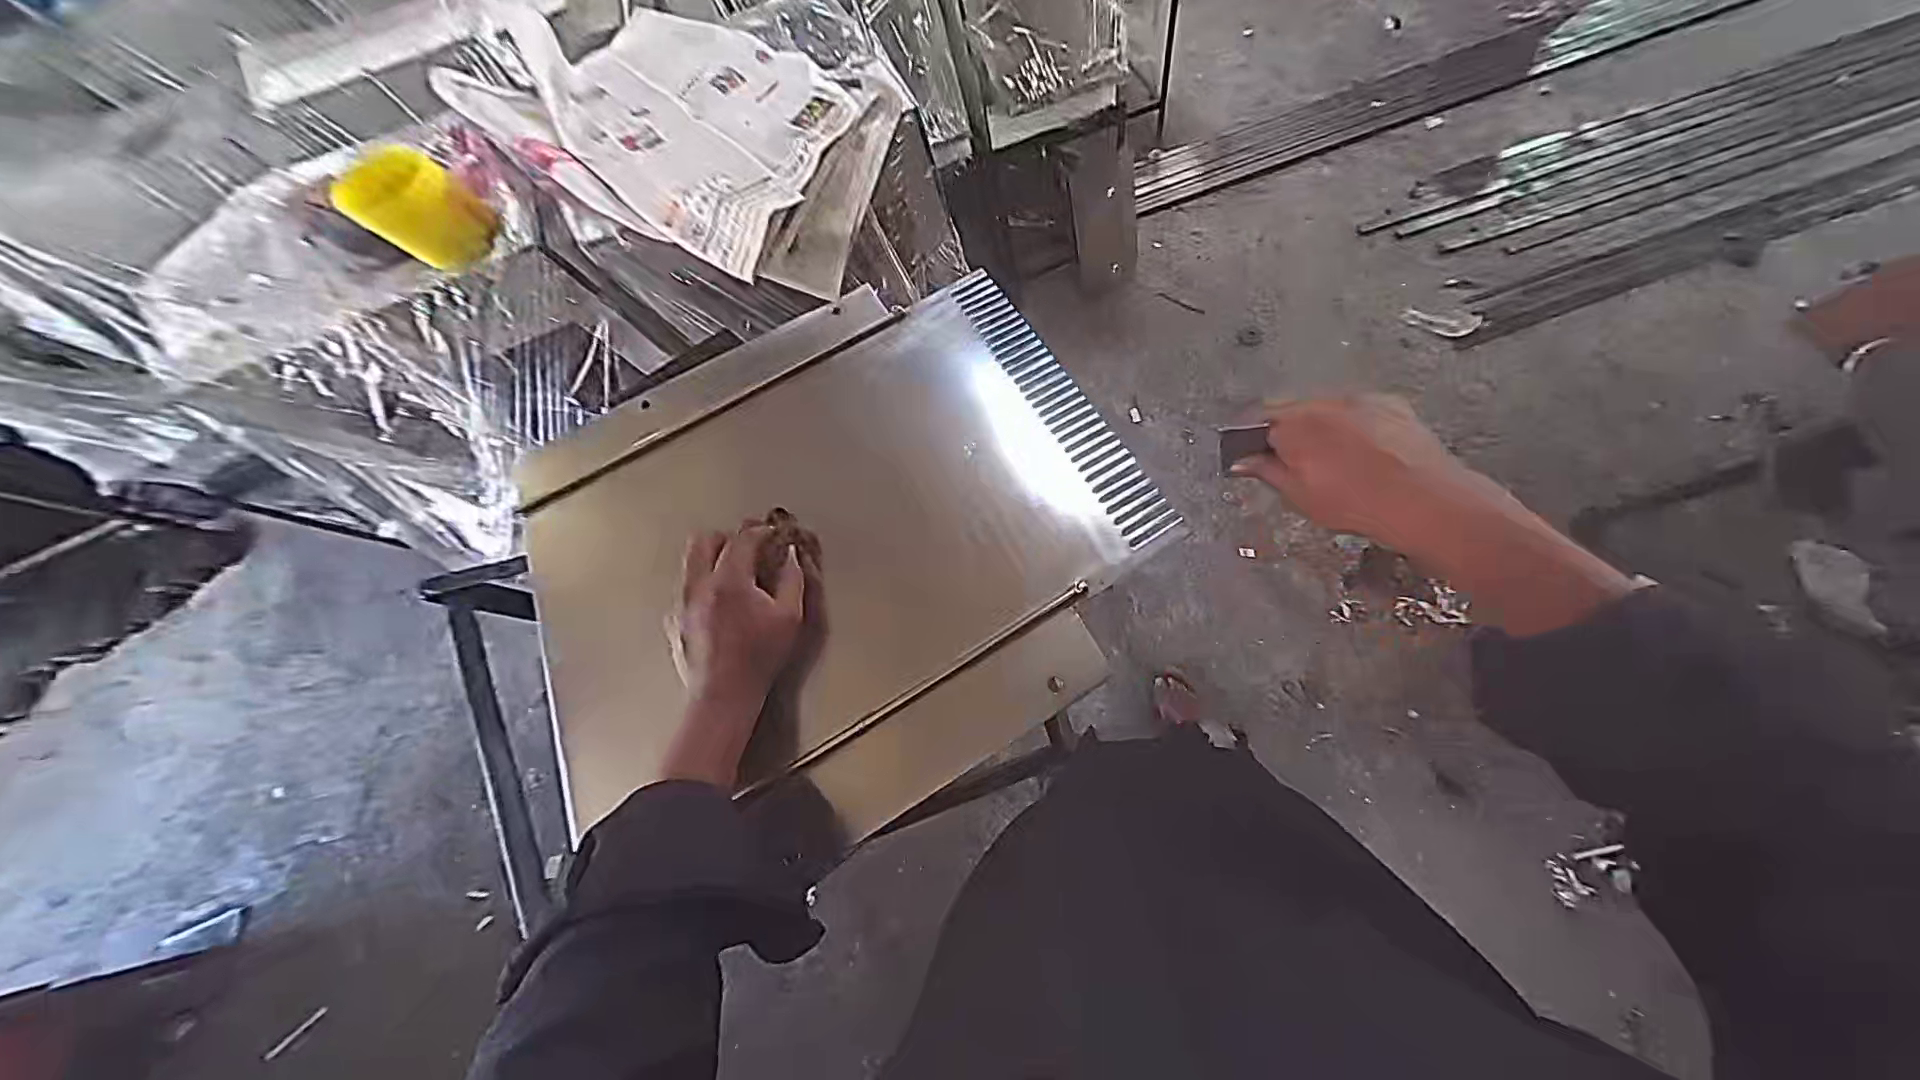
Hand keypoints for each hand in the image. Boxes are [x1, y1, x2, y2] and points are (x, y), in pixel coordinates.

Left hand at [660, 524, 806, 786]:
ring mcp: (682, 603)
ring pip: (691, 562)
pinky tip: (720, 601)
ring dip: (713, 559)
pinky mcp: (674, 620)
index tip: (771, 533)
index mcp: (729, 581)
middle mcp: (699, 586)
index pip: (743, 539)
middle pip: (706, 539)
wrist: (724, 693)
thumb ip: (793, 579)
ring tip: (735, 573)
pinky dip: (703, 585)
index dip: (760, 531)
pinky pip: (686, 588)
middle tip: (748, 546)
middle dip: (729, 537)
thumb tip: (791, 557)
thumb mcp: (790, 617)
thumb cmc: (758, 659)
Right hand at [1229, 395, 1516, 552]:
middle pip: (1290, 412)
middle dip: (1285, 434)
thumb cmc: (1357, 502)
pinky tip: (1360, 453)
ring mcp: (1359, 401)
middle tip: (1294, 466)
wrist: (1423, 501)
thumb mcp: (1297, 495)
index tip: (1253, 458)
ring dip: (1319, 429)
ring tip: (1332, 464)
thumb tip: (1243, 461)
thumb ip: (1265, 471)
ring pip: (1324, 410)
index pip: (1257, 422)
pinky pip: (1356, 410)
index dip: (1251, 441)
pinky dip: (1351, 425)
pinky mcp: (1389, 404)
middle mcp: (1323, 404)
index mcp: (1293, 425)